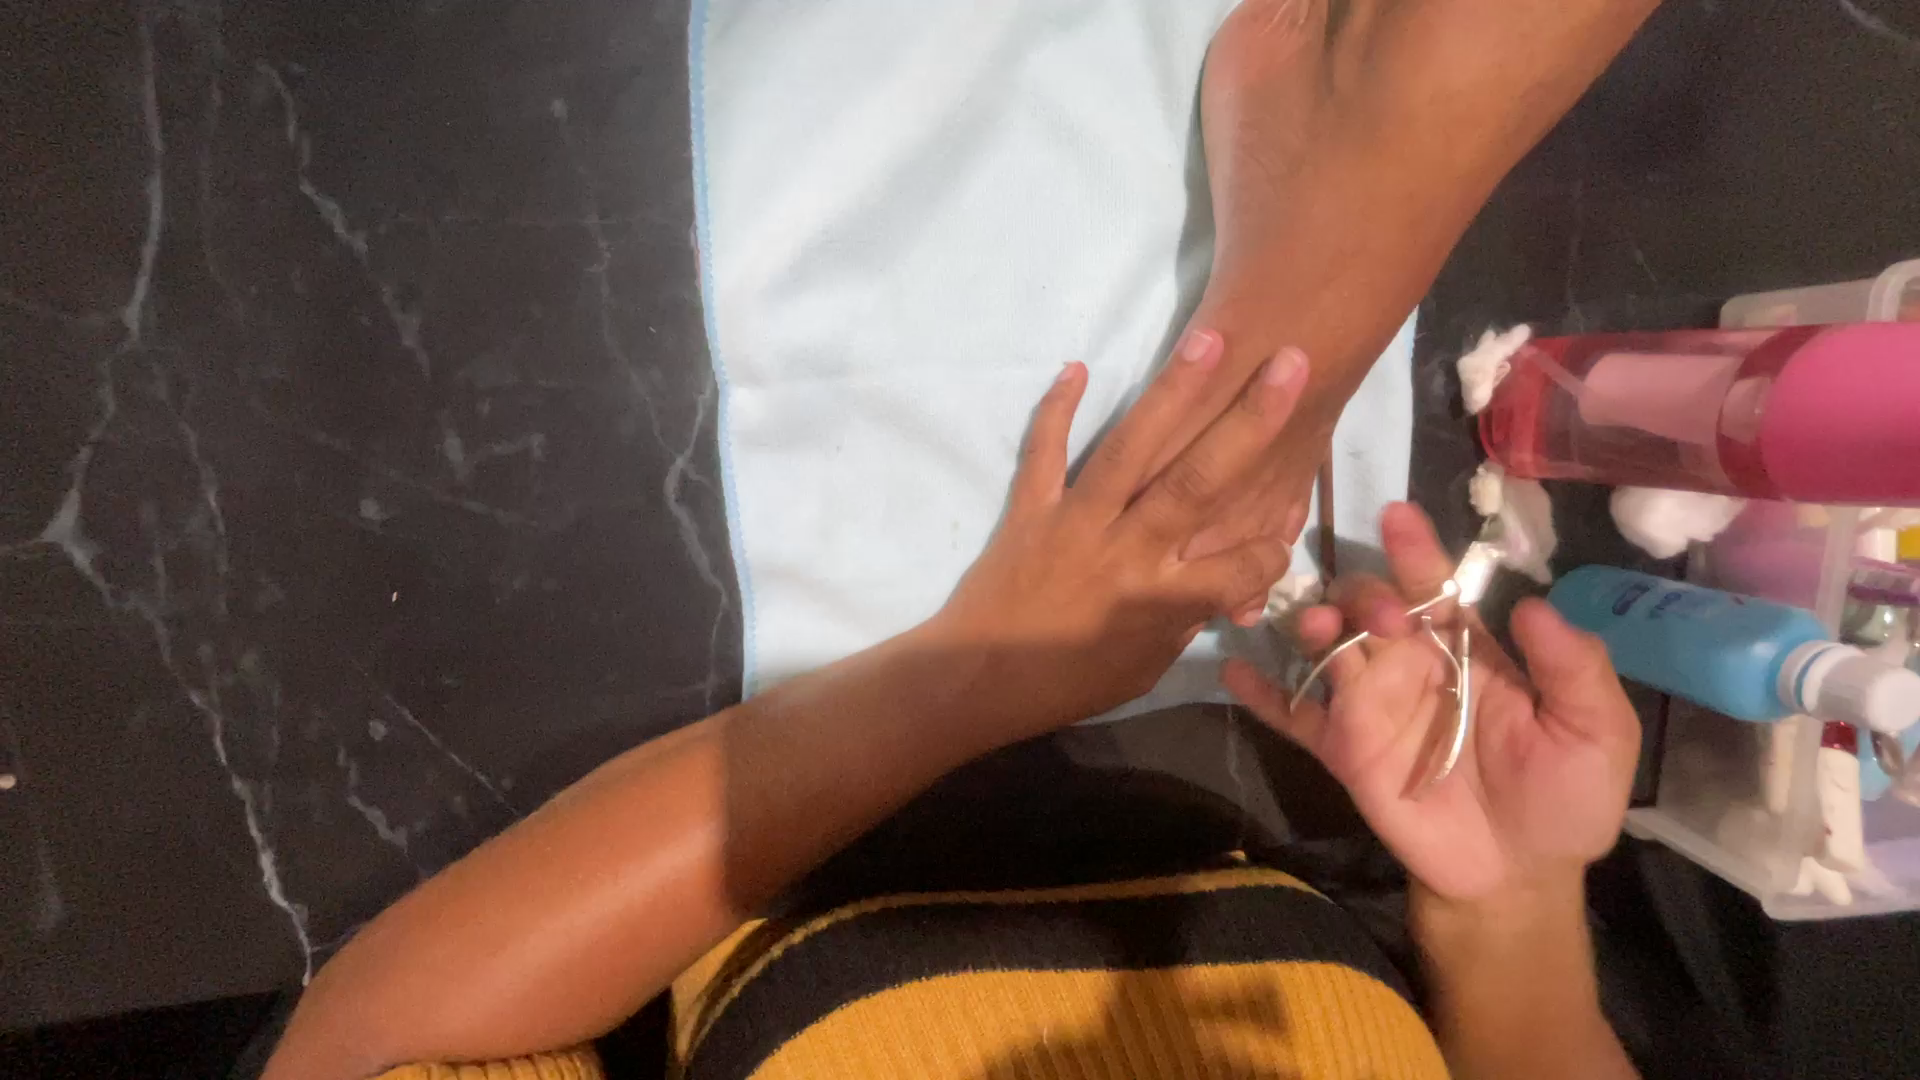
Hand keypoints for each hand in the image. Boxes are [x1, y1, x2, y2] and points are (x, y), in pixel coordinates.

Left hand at [925, 330, 1310, 741]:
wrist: (977, 679)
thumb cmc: (1064, 684)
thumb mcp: (1139, 668)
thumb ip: (1181, 621)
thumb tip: (1218, 589)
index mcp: (1158, 599)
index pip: (1240, 562)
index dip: (1271, 550)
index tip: (1278, 539)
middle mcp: (1125, 550)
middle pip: (1196, 482)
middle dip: (1249, 422)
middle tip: (1289, 361)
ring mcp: (1073, 521)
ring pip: (1127, 452)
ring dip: (1169, 394)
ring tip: (1206, 340)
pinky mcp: (1028, 508)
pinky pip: (1043, 453)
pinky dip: (1055, 410)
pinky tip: (1074, 367)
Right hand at [1222, 503, 1640, 901]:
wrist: (1513, 872)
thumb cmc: (1561, 797)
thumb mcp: (1593, 734)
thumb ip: (1573, 670)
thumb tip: (1533, 605)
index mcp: (1463, 650)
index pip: (1433, 587)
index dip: (1415, 551)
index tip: (1396, 514)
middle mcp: (1405, 663)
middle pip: (1365, 607)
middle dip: (1364, 597)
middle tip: (1383, 618)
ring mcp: (1365, 703)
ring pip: (1325, 646)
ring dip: (1310, 627)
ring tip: (1315, 628)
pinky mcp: (1338, 745)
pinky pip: (1290, 713)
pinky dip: (1260, 692)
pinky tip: (1232, 672)